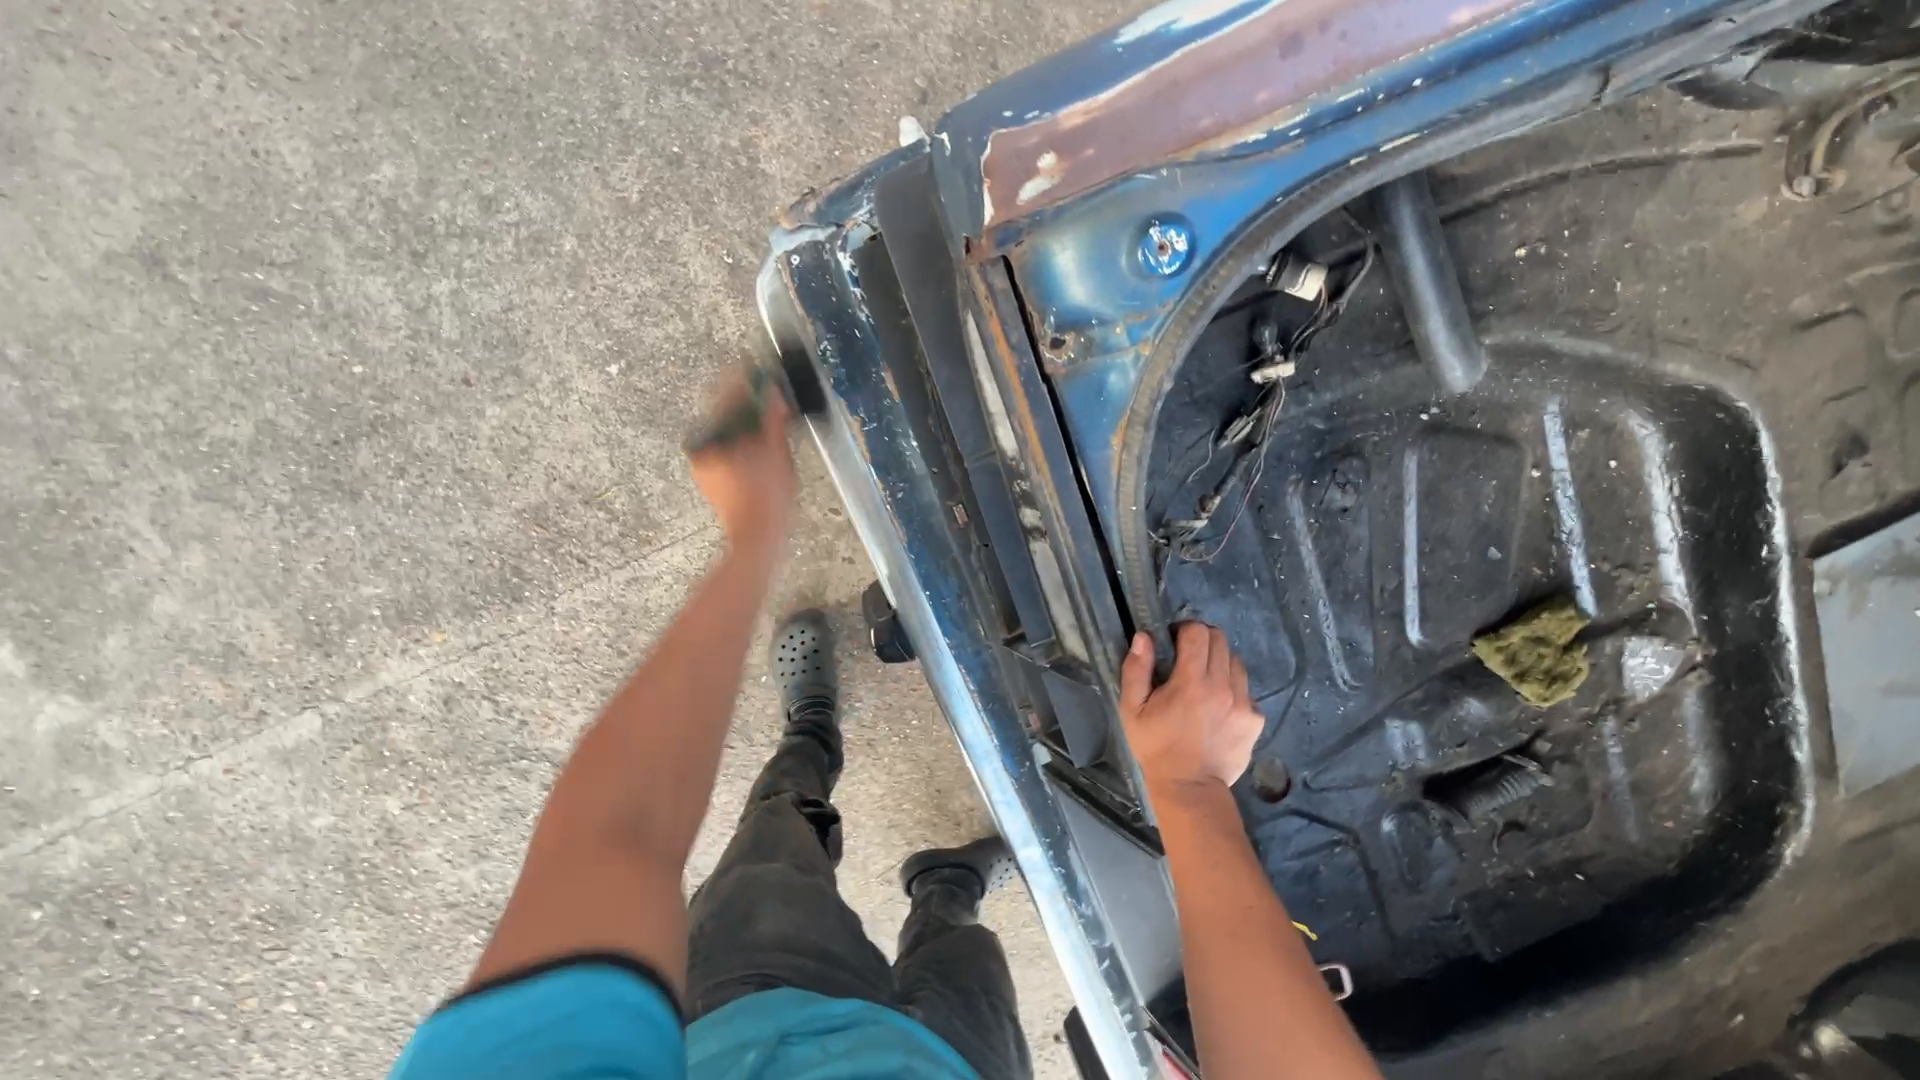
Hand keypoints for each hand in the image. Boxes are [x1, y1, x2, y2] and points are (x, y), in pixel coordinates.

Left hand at [689, 371, 795, 554]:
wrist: (756, 537)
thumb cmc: (767, 500)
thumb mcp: (778, 453)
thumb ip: (774, 418)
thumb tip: (773, 393)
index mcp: (715, 437)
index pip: (728, 395)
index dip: (744, 378)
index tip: (754, 366)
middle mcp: (702, 447)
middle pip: (726, 413)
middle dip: (747, 405)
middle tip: (768, 400)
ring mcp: (704, 464)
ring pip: (726, 433)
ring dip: (745, 426)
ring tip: (768, 427)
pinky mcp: (709, 477)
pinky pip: (725, 450)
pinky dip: (741, 445)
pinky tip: (760, 451)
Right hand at [1118, 623, 1264, 794]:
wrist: (1191, 788)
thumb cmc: (1156, 747)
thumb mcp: (1132, 710)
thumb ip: (1137, 670)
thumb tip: (1144, 637)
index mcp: (1191, 682)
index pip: (1198, 633)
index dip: (1185, 629)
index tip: (1174, 641)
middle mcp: (1223, 687)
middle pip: (1221, 640)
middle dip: (1203, 641)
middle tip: (1188, 657)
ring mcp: (1244, 703)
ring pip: (1236, 662)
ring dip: (1219, 663)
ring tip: (1205, 683)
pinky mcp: (1256, 719)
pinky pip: (1247, 690)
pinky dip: (1233, 689)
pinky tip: (1219, 707)